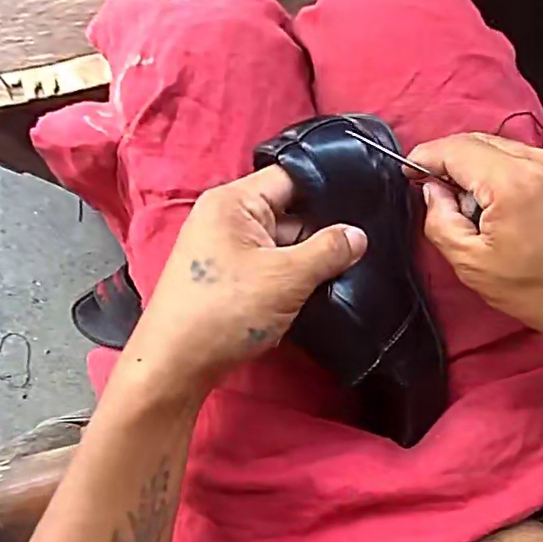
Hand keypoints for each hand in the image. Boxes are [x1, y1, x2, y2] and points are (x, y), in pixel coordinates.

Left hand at [120, 166, 366, 392]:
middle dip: (323, 232)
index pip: (290, 177)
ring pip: (284, 245)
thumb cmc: (223, 311)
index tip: (364, 201)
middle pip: (290, 213)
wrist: (178, 364)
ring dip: (310, 261)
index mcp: (233, 202)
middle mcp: (228, 219)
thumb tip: (358, 235)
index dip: (328, 187)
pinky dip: (294, 280)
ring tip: (345, 271)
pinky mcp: (233, 280)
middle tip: (361, 247)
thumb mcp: (287, 277)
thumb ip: (328, 251)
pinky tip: (319, 291)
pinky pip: (273, 269)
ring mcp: (229, 252)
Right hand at [409, 133, 542, 354]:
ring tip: (483, 211)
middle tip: (440, 194)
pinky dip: (515, 176)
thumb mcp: (471, 265)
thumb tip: (433, 192)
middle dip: (453, 162)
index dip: (426, 156)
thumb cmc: (537, 291)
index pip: (457, 149)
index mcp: (513, 183)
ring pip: (510, 151)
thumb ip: (440, 222)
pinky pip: (536, 162)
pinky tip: (515, 211)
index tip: (410, 170)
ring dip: (485, 171)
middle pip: (482, 142)